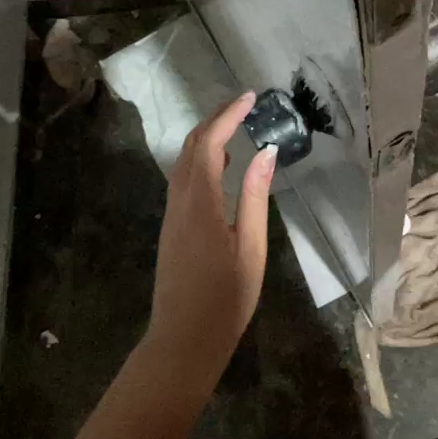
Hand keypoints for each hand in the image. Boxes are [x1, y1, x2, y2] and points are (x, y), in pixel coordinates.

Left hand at [145, 92, 275, 372]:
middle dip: (216, 119)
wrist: (182, 342)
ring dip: (207, 137)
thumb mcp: (251, 247)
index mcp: (201, 203)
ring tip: (237, 126)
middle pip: (191, 146)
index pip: (210, 144)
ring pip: (183, 161)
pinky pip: (183, 178)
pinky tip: (223, 165)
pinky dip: (201, 158)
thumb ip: (256, 197)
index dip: (228, 115)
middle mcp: (180, 201)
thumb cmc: (225, 299)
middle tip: (245, 104)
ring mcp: (172, 214)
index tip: (251, 97)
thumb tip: (265, 151)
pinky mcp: (172, 227)